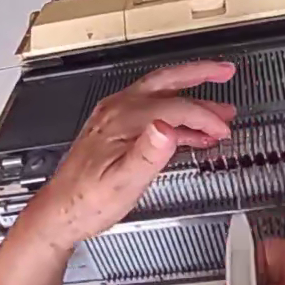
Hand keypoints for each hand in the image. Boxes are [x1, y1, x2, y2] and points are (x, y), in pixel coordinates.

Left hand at [15, 61, 236, 246]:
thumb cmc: (87, 202)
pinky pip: (153, 108)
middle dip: (201, 73)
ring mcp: (116, 115)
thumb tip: (169, 128)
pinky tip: (191, 131)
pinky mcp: (115, 126)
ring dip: (193, 95)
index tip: (222, 130)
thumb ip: (147, 154)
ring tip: (220, 107)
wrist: (59, 212)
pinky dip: (177, 114)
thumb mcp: (122, 183)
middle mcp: (118, 109)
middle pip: (167, 80)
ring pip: (161, 92)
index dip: (204, 117)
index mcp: (124, 119)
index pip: (176, 107)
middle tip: (226, 71)